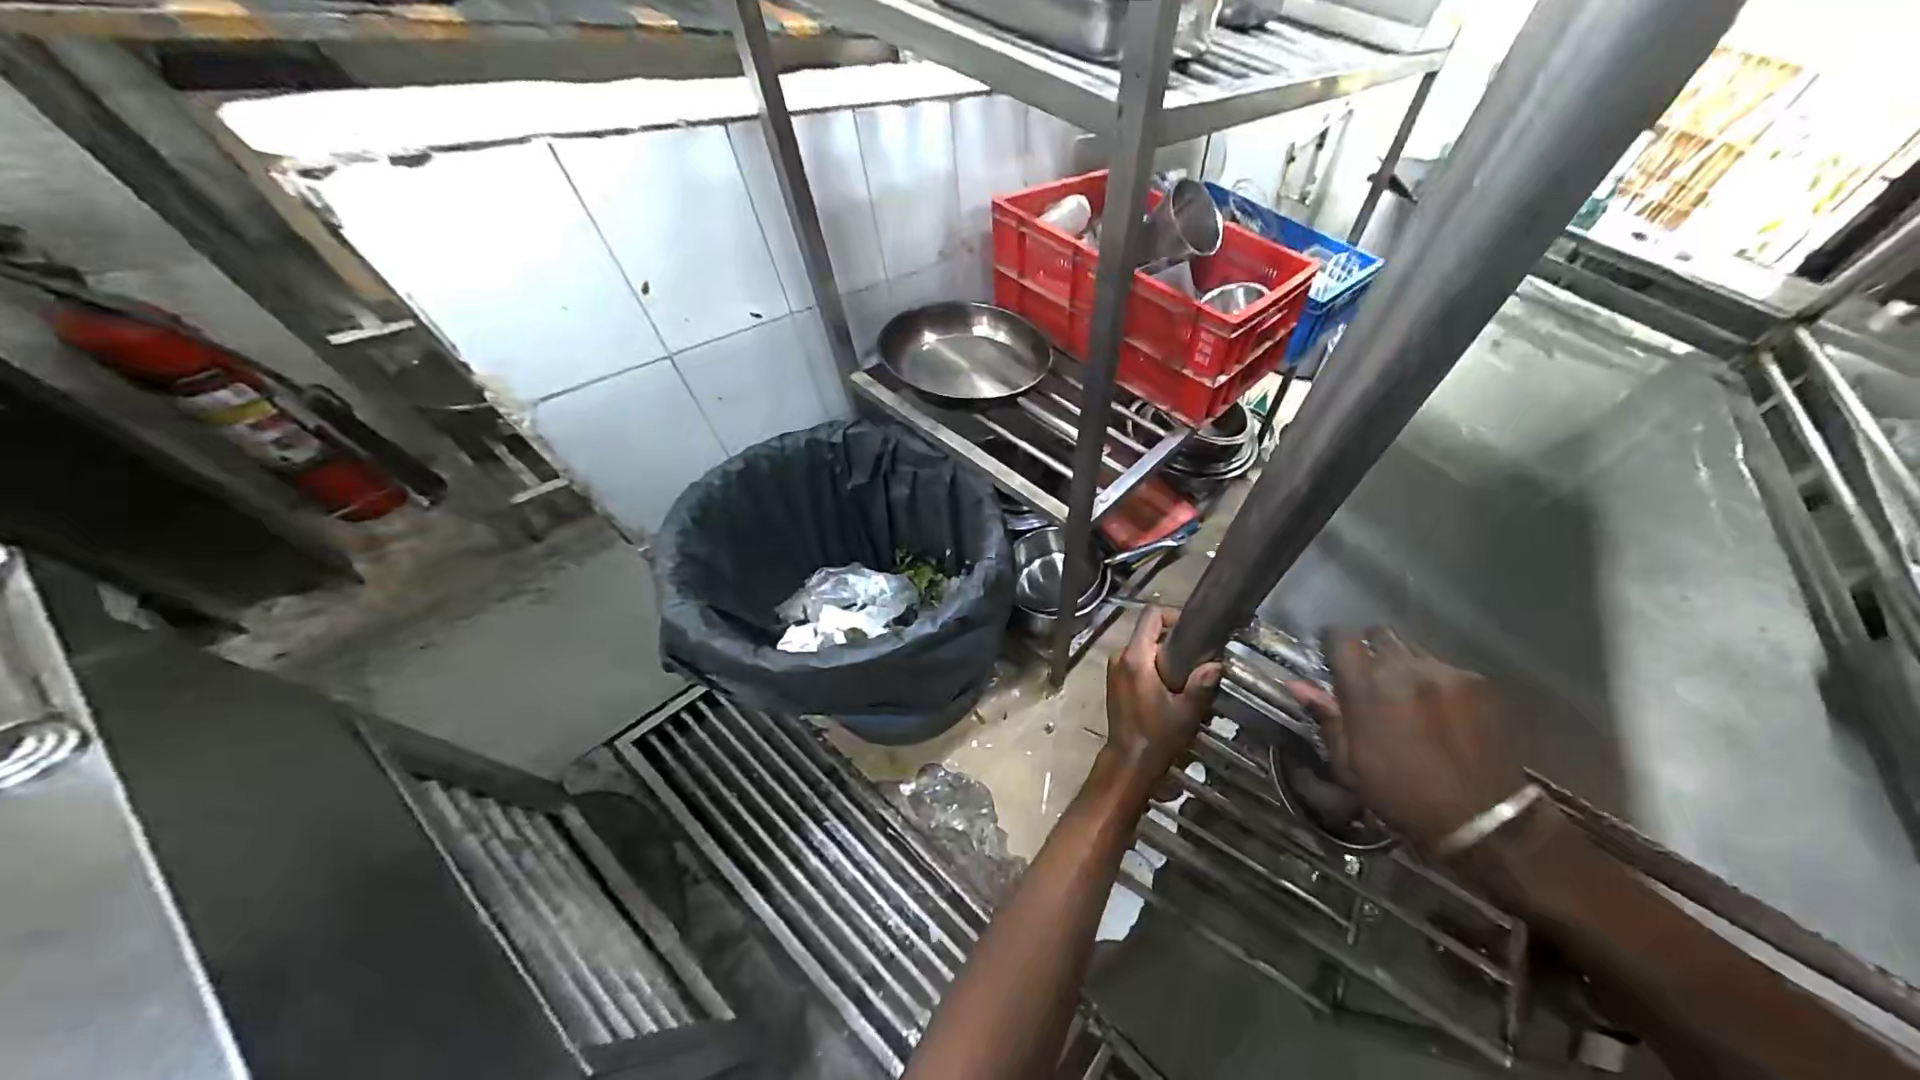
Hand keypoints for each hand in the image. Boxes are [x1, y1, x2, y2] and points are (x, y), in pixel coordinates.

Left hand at [1103, 607, 1222, 788]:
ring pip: (1143, 646)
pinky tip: (1169, 683)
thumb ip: (1200, 685)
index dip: (1173, 615)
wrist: (1130, 758)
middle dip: (1173, 640)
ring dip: (1163, 654)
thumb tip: (1217, 664)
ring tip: (1186, 672)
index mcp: (1135, 658)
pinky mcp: (1114, 679)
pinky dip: (1152, 664)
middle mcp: (1120, 657)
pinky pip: (1136, 659)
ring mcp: (1114, 668)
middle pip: (1148, 631)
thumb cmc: (1157, 735)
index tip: (1193, 630)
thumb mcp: (1185, 711)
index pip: (1151, 616)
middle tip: (1196, 656)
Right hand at [1286, 628, 1524, 852]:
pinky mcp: (1477, 683)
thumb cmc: (1400, 794)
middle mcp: (1405, 670)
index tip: (1331, 655)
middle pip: (1379, 633)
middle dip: (1369, 648)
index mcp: (1367, 690)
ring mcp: (1445, 673)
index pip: (1341, 638)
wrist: (1479, 819)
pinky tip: (1438, 707)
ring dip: (1401, 661)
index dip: (1332, 642)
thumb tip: (1297, 685)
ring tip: (1405, 692)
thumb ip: (1326, 716)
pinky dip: (1433, 677)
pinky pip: (1444, 665)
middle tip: (1369, 675)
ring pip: (1412, 647)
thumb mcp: (1348, 763)